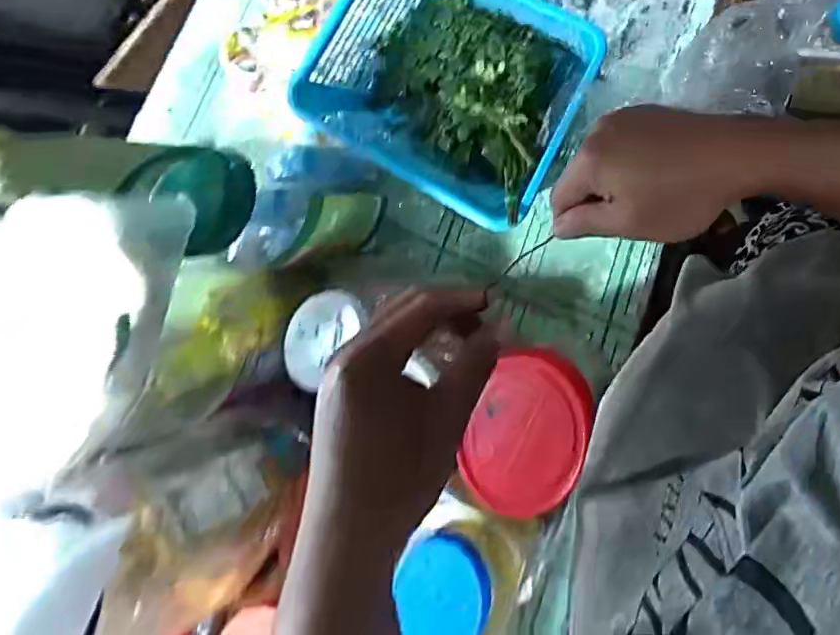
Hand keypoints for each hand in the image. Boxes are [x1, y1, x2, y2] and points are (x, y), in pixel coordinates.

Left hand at [280, 291, 500, 634]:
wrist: (348, 541)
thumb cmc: (401, 476)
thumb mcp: (449, 415)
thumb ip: (476, 363)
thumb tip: (501, 328)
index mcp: (368, 356)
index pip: (422, 305)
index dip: (462, 299)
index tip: (497, 304)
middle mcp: (346, 355)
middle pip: (402, 308)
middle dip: (447, 308)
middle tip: (484, 322)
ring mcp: (338, 373)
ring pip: (391, 326)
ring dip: (430, 324)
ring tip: (465, 340)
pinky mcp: (340, 391)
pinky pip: (380, 347)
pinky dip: (412, 343)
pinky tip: (434, 362)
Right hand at [550, 106, 765, 241]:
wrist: (734, 153)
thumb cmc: (681, 197)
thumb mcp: (631, 222)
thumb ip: (587, 224)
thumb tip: (557, 225)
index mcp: (588, 159)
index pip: (559, 197)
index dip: (575, 221)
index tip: (609, 229)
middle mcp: (598, 129)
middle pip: (580, 174)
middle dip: (598, 197)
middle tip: (636, 212)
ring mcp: (624, 116)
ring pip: (602, 157)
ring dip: (615, 178)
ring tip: (652, 191)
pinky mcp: (647, 111)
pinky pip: (624, 142)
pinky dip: (632, 159)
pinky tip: (662, 169)